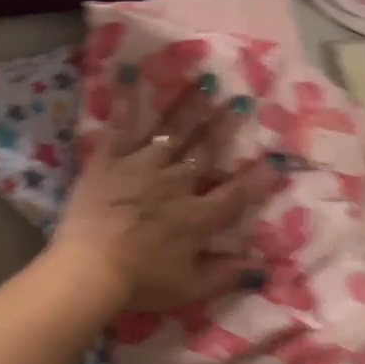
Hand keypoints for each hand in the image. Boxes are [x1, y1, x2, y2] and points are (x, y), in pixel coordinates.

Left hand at [51, 79, 276, 311]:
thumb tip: (258, 265)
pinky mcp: (108, 159)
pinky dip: (127, 102)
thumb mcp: (190, 288)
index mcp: (196, 217)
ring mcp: (140, 166)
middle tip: (239, 99)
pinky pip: (120, 126)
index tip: (274, 159)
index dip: (256, 179)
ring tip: (203, 81)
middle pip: (204, 151)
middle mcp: (174, 183)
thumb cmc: (140, 282)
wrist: (90, 267)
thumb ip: (224, 274)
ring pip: (170, 131)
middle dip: (224, 124)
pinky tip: (131, 75)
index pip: (234, 194)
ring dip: (189, 106)